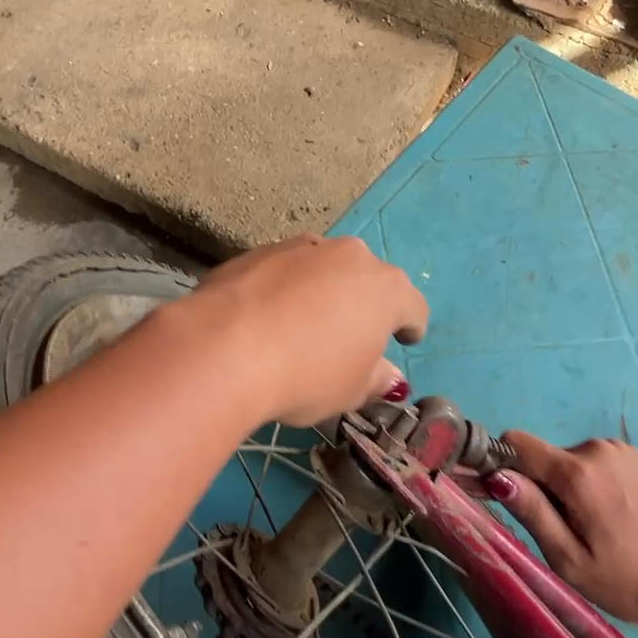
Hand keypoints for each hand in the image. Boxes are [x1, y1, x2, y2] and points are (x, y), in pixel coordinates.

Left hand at [174, 234, 426, 425]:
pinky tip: (264, 320)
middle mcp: (348, 255)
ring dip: (321, 292)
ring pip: (323, 269)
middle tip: (349, 338)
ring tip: (302, 328)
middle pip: (367, 279)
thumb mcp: (349, 391)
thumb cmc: (306, 373)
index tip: (404, 340)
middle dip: (363, 304)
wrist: (224, 345)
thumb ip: (375, 379)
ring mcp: (301, 246)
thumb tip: (387, 375)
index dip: (411, 326)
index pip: (413, 305)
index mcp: (384, 288)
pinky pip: (283, 271)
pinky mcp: (258, 250)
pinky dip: (282, 290)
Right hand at [487, 432, 637, 634]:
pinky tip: (614, 517)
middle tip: (566, 532)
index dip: (503, 464)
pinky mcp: (637, 457)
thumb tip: (496, 475)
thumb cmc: (629, 583)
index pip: (517, 442)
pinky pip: (595, 462)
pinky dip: (593, 484)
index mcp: (578, 472)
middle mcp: (597, 448)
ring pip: (569, 461)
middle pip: (545, 457)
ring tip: (595, 528)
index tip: (509, 496)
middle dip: (544, 487)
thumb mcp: (571, 562)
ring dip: (569, 488)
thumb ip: (532, 512)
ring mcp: (620, 450)